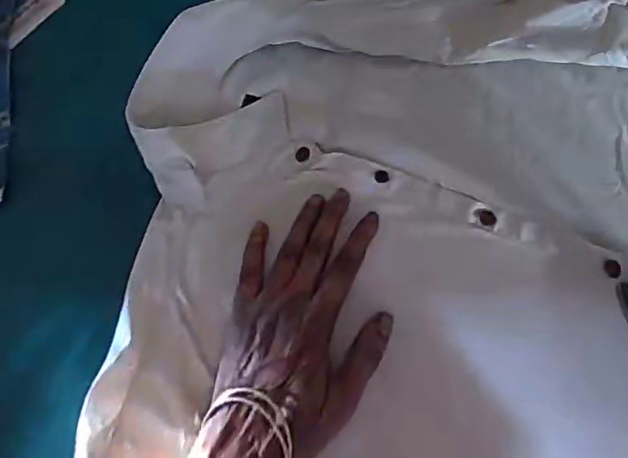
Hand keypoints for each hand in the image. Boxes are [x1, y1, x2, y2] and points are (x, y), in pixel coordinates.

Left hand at [190, 190, 391, 457]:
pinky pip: (248, 273)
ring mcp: (264, 305)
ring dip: (302, 224)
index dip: (359, 240)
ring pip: (287, 254)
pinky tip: (261, 226)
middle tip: (341, 195)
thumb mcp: (341, 400)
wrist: (244, 439)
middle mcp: (292, 304)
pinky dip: (254, 248)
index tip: (370, 218)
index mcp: (317, 321)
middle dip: (331, 220)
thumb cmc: (297, 419)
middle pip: (316, 252)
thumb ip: (364, 357)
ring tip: (313, 199)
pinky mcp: (242, 313)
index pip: (344, 269)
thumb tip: (384, 317)